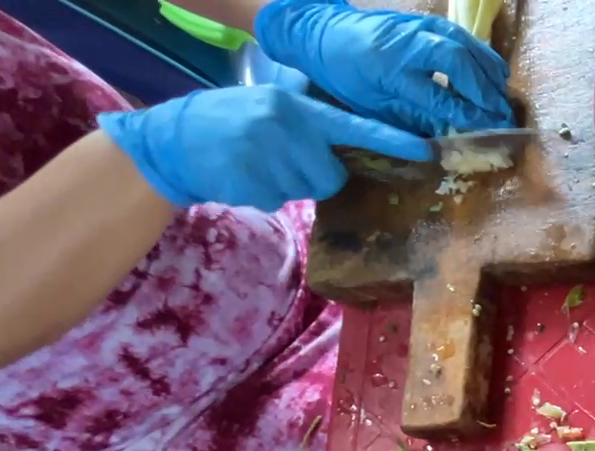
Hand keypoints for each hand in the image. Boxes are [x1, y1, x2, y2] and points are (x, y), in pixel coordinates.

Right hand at [98, 87, 428, 211]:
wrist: (167, 139)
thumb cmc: (229, 127)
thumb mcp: (269, 112)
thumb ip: (310, 130)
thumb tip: (349, 157)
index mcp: (295, 107)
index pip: (354, 127)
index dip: (392, 141)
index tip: (426, 151)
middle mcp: (284, 124)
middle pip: (332, 176)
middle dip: (311, 176)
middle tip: (274, 160)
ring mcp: (266, 150)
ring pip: (309, 190)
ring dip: (287, 186)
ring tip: (255, 164)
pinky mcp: (251, 175)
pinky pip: (281, 199)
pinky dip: (265, 194)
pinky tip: (241, 175)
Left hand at [255, 0, 513, 135]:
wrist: (321, 30)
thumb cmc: (348, 77)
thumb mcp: (376, 106)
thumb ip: (419, 119)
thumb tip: (460, 133)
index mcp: (388, 71)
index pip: (440, 98)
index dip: (469, 117)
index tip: (492, 135)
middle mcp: (405, 44)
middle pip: (457, 62)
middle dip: (486, 93)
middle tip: (505, 117)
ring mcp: (417, 27)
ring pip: (464, 45)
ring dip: (490, 75)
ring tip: (503, 99)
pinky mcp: (426, 21)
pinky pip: (463, 37)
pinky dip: (484, 57)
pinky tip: (494, 76)